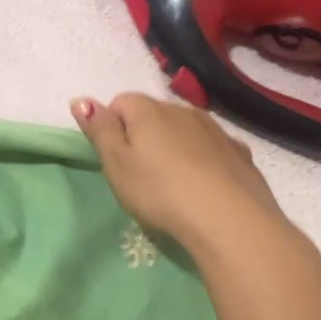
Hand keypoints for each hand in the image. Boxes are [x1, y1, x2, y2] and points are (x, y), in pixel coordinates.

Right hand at [72, 93, 290, 258]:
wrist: (230, 220)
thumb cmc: (160, 192)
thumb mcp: (117, 164)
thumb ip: (99, 130)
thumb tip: (80, 99)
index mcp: (149, 111)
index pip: (120, 102)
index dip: (112, 128)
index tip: (115, 159)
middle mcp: (183, 110)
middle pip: (154, 113)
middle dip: (143, 135)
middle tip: (139, 173)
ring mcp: (216, 130)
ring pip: (184, 129)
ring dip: (174, 146)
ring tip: (172, 182)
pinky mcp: (239, 152)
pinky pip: (211, 147)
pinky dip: (203, 159)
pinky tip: (203, 185)